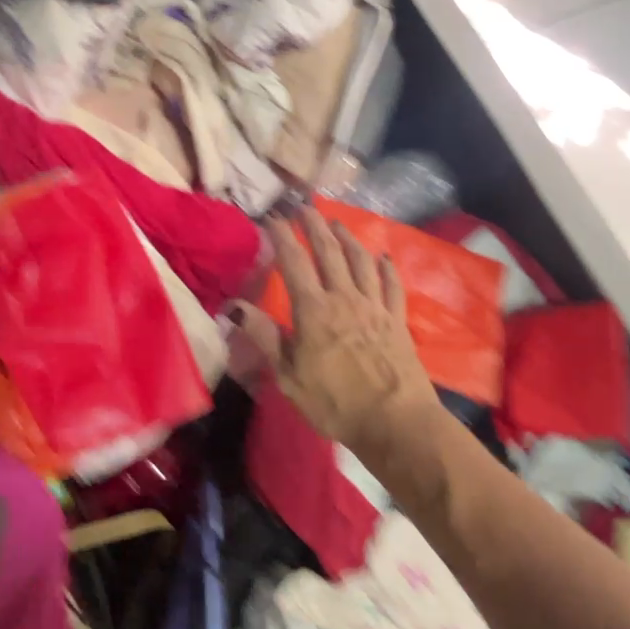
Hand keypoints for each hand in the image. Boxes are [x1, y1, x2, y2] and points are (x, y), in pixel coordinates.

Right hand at [229, 209, 442, 447]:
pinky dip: (386, 268)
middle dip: (315, 226)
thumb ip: (264, 337)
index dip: (282, 236)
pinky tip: (383, 258)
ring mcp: (375, 307)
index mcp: (314, 310)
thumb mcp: (288, 376)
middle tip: (305, 207)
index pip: (293, 262)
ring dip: (348, 239)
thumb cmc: (335, 403)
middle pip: (329, 252)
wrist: (395, 421)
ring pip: (361, 262)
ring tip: (337, 224)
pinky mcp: (397, 320)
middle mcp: (345, 298)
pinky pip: (392, 285)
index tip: (273, 217)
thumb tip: (231, 307)